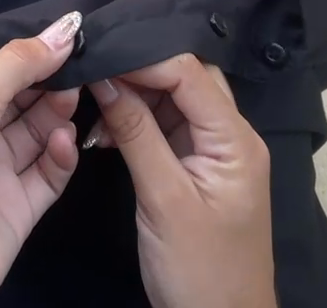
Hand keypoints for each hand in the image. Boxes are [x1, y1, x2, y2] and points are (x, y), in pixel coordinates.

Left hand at [0, 12, 83, 307]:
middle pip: (18, 93)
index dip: (24, 47)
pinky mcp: (16, 206)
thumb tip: (65, 28)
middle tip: (79, 62)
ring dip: (57, 111)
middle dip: (47, 77)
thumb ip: (19, 62)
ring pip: (37, 129)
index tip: (64, 31)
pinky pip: (47, 172)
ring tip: (73, 96)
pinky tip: (65, 141)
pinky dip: (61, 155)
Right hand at [88, 55, 275, 307]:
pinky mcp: (195, 164)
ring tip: (91, 95)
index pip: (189, 71)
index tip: (98, 56)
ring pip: (172, 96)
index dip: (143, 57)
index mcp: (236, 138)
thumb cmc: (199, 270)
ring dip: (132, 93)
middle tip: (93, 65)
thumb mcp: (162, 197)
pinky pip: (164, 122)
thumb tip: (103, 75)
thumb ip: (134, 130)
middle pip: (185, 76)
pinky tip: (103, 126)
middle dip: (138, 67)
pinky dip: (134, 118)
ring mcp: (213, 149)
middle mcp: (230, 134)